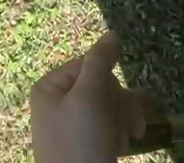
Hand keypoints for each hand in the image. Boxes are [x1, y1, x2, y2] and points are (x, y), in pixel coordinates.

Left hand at [29, 33, 153, 162]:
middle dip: (120, 105)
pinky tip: (124, 147)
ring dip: (122, 120)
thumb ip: (101, 61)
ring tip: (128, 140)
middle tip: (134, 125)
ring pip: (106, 108)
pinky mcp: (82, 149)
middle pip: (99, 87)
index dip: (109, 82)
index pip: (88, 66)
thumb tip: (111, 34)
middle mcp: (56, 105)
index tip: (120, 102)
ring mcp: (69, 129)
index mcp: (49, 88)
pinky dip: (117, 135)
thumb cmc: (81, 144)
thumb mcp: (90, 96)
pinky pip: (105, 129)